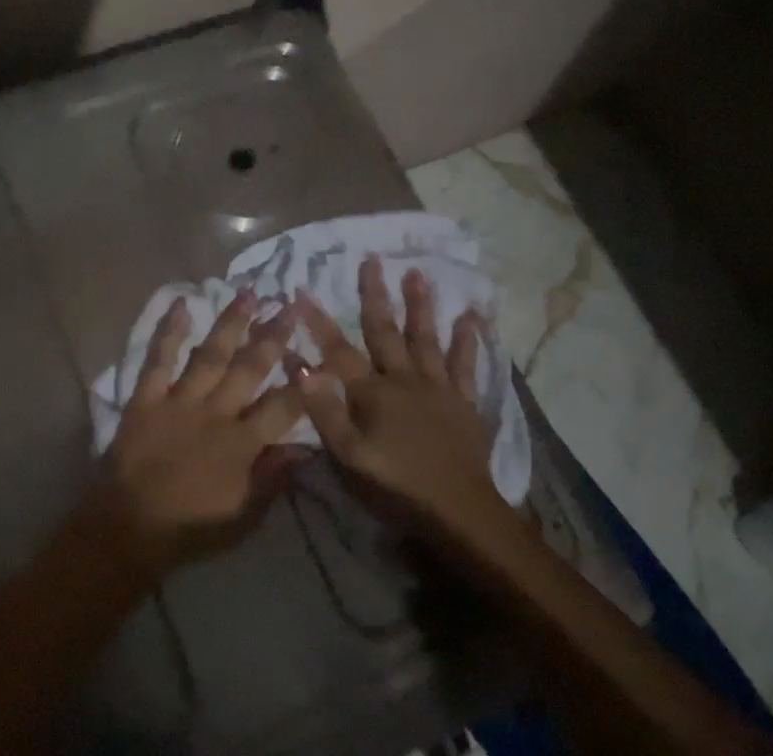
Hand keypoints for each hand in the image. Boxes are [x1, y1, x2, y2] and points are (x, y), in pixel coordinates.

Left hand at [93, 290, 305, 576]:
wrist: (128, 527)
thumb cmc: (191, 528)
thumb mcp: (245, 516)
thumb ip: (274, 479)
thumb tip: (308, 448)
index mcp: (242, 444)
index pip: (284, 406)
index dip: (305, 380)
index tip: (322, 351)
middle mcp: (215, 413)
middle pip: (250, 368)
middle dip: (274, 335)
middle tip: (291, 304)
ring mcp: (179, 401)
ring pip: (211, 355)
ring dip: (231, 323)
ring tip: (249, 293)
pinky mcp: (146, 398)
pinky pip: (158, 359)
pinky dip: (168, 331)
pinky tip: (181, 303)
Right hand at [292, 257, 510, 535]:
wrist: (458, 511)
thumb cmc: (396, 486)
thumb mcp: (348, 456)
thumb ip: (323, 411)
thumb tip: (300, 366)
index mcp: (373, 393)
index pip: (338, 351)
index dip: (319, 322)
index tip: (302, 291)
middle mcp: (405, 380)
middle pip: (386, 332)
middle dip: (376, 295)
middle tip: (372, 261)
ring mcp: (438, 388)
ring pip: (426, 338)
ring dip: (420, 305)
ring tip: (417, 274)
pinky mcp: (464, 402)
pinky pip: (466, 364)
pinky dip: (468, 340)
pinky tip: (471, 318)